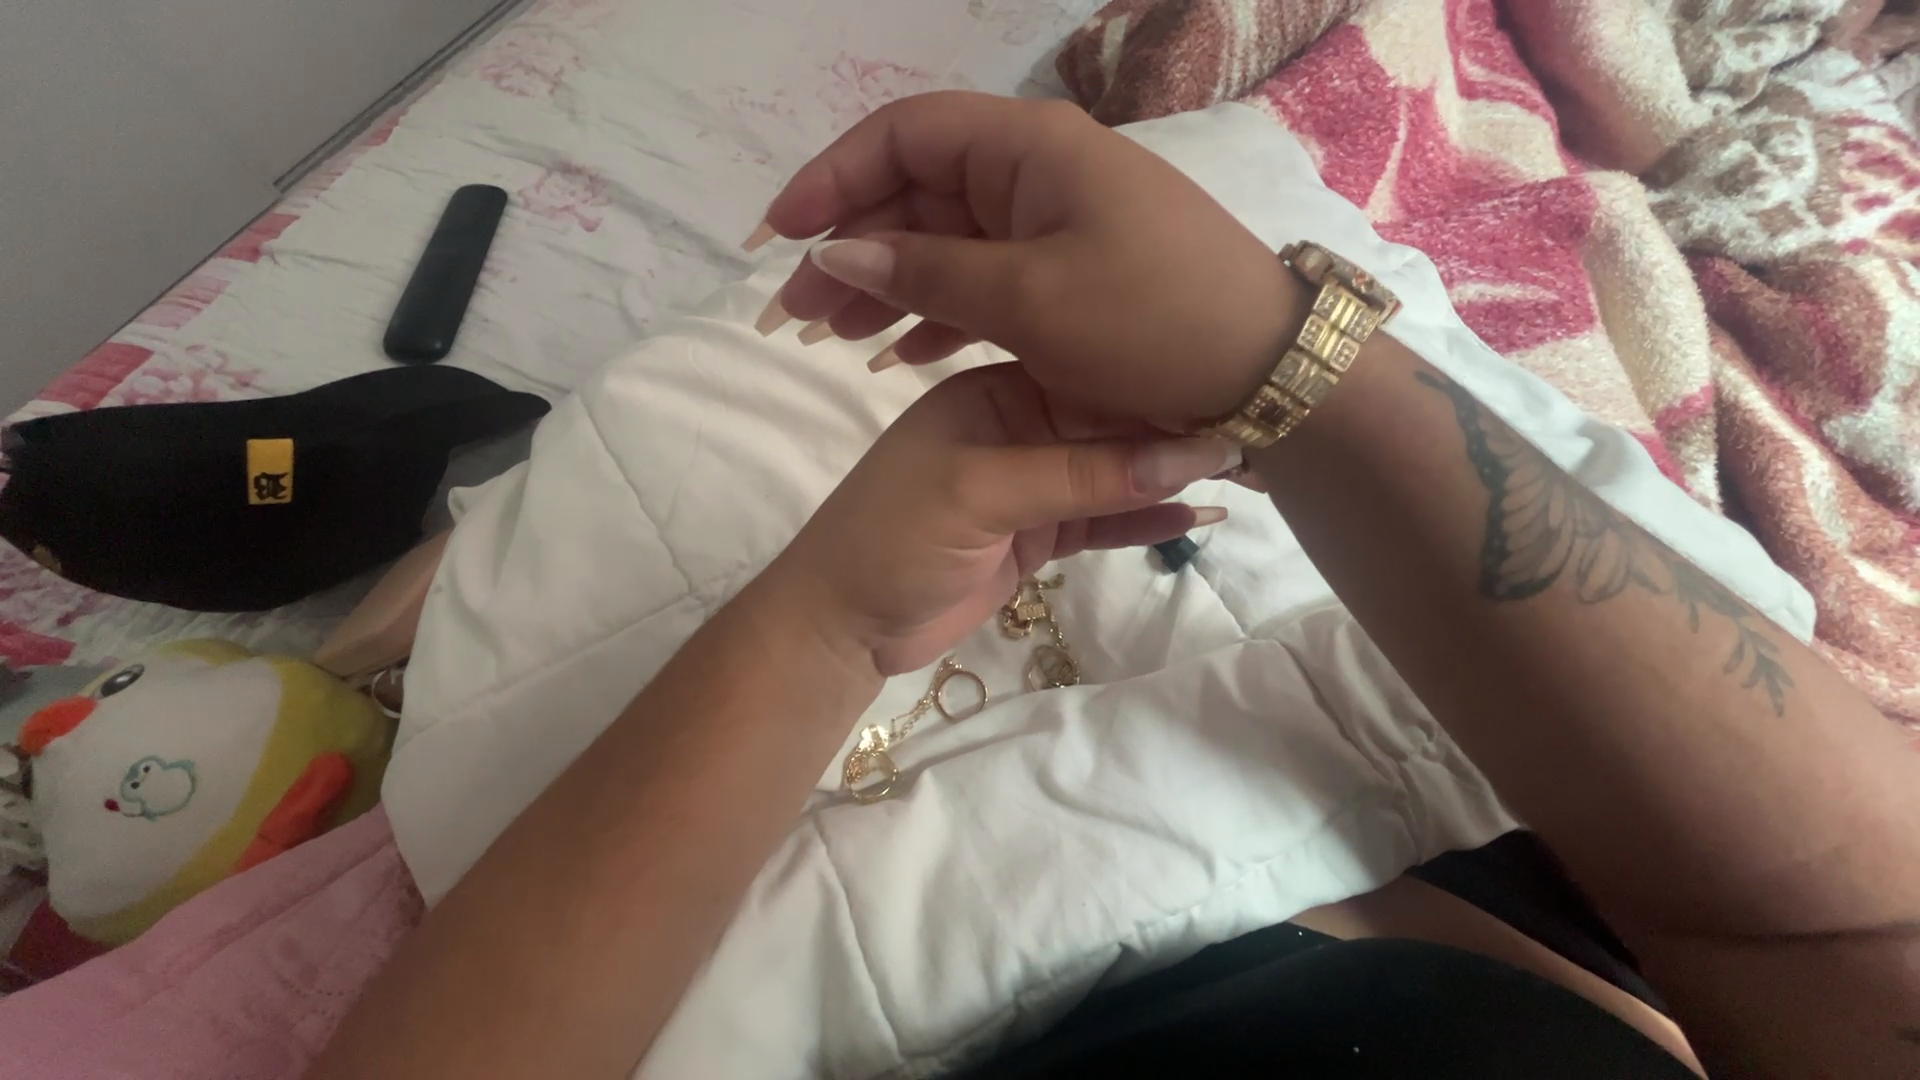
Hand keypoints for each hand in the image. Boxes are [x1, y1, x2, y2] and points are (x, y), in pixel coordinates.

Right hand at [751, 92, 1307, 429]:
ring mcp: (1054, 230)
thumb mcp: (1028, 300)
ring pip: (947, 246)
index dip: (832, 178)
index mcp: (1029, 151)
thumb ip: (926, 273)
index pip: (905, 136)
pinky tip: (903, 354)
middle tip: (799, 310)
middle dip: (853, 248)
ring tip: (836, 337)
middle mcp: (1037, 177)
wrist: (1261, 374)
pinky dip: (939, 316)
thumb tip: (838, 253)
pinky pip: (984, 285)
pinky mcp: (1067, 280)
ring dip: (889, 288)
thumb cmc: (1148, 323)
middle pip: (919, 194)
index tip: (781, 235)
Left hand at [764, 364, 1234, 675]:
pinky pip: (1097, 522)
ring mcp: (1028, 487)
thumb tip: (1190, 456)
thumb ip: (1082, 474)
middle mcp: (1017, 430)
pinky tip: (1192, 517)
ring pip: (1110, 476)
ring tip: (1243, 475)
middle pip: (1109, 428)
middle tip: (1256, 436)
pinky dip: (1138, 521)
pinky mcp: (1033, 535)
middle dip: (1174, 435)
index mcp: (995, 393)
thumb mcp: (982, 492)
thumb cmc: (893, 539)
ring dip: (1166, 479)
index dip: (1154, 389)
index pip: (1090, 379)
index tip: (1229, 396)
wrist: (843, 624)